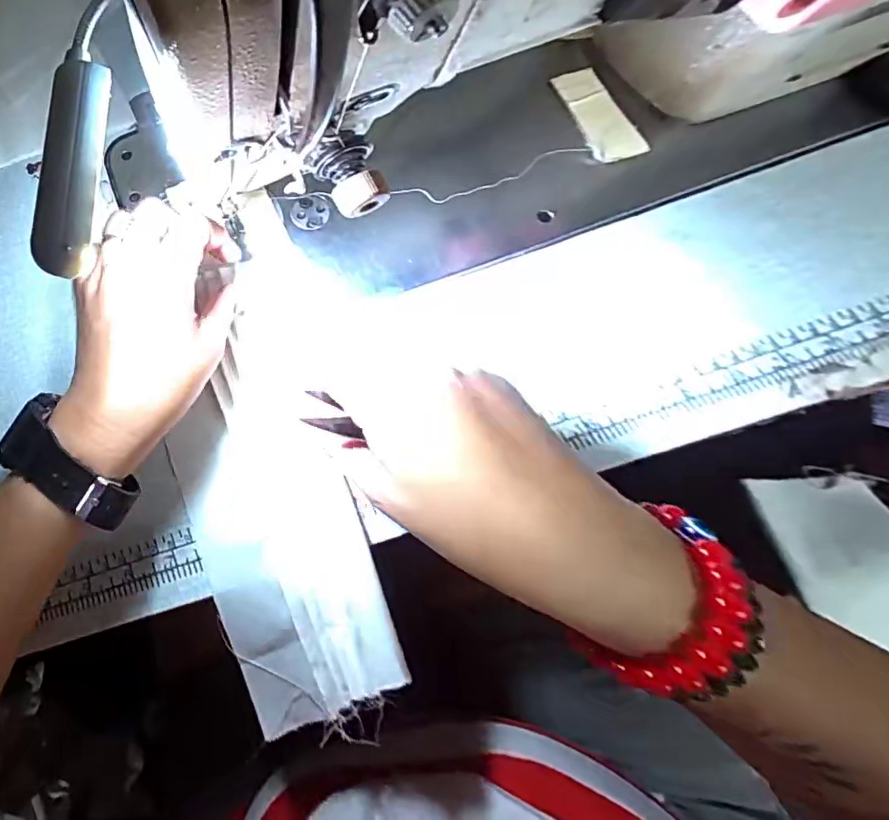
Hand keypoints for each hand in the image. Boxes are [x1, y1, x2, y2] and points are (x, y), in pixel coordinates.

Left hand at [48, 201, 240, 479]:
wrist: (110, 411)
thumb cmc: (153, 388)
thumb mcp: (208, 345)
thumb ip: (222, 300)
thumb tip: (225, 282)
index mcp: (165, 278)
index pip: (192, 222)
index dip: (214, 231)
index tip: (220, 250)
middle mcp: (130, 267)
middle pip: (157, 210)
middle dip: (183, 222)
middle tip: (197, 247)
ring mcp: (103, 273)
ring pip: (124, 218)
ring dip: (150, 227)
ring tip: (166, 250)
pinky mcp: (85, 285)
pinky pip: (101, 243)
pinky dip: (121, 243)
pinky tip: (135, 264)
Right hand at [320, 364, 697, 654]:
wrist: (574, 534)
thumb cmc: (471, 526)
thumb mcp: (394, 498)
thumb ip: (352, 456)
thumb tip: (330, 434)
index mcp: (396, 394)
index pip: (337, 365)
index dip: (318, 385)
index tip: (315, 410)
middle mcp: (429, 365)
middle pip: (371, 354)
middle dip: (354, 382)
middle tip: (355, 425)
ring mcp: (467, 367)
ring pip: (407, 360)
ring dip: (390, 383)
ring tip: (401, 433)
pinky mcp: (497, 377)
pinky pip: (442, 370)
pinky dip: (425, 388)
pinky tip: (441, 431)